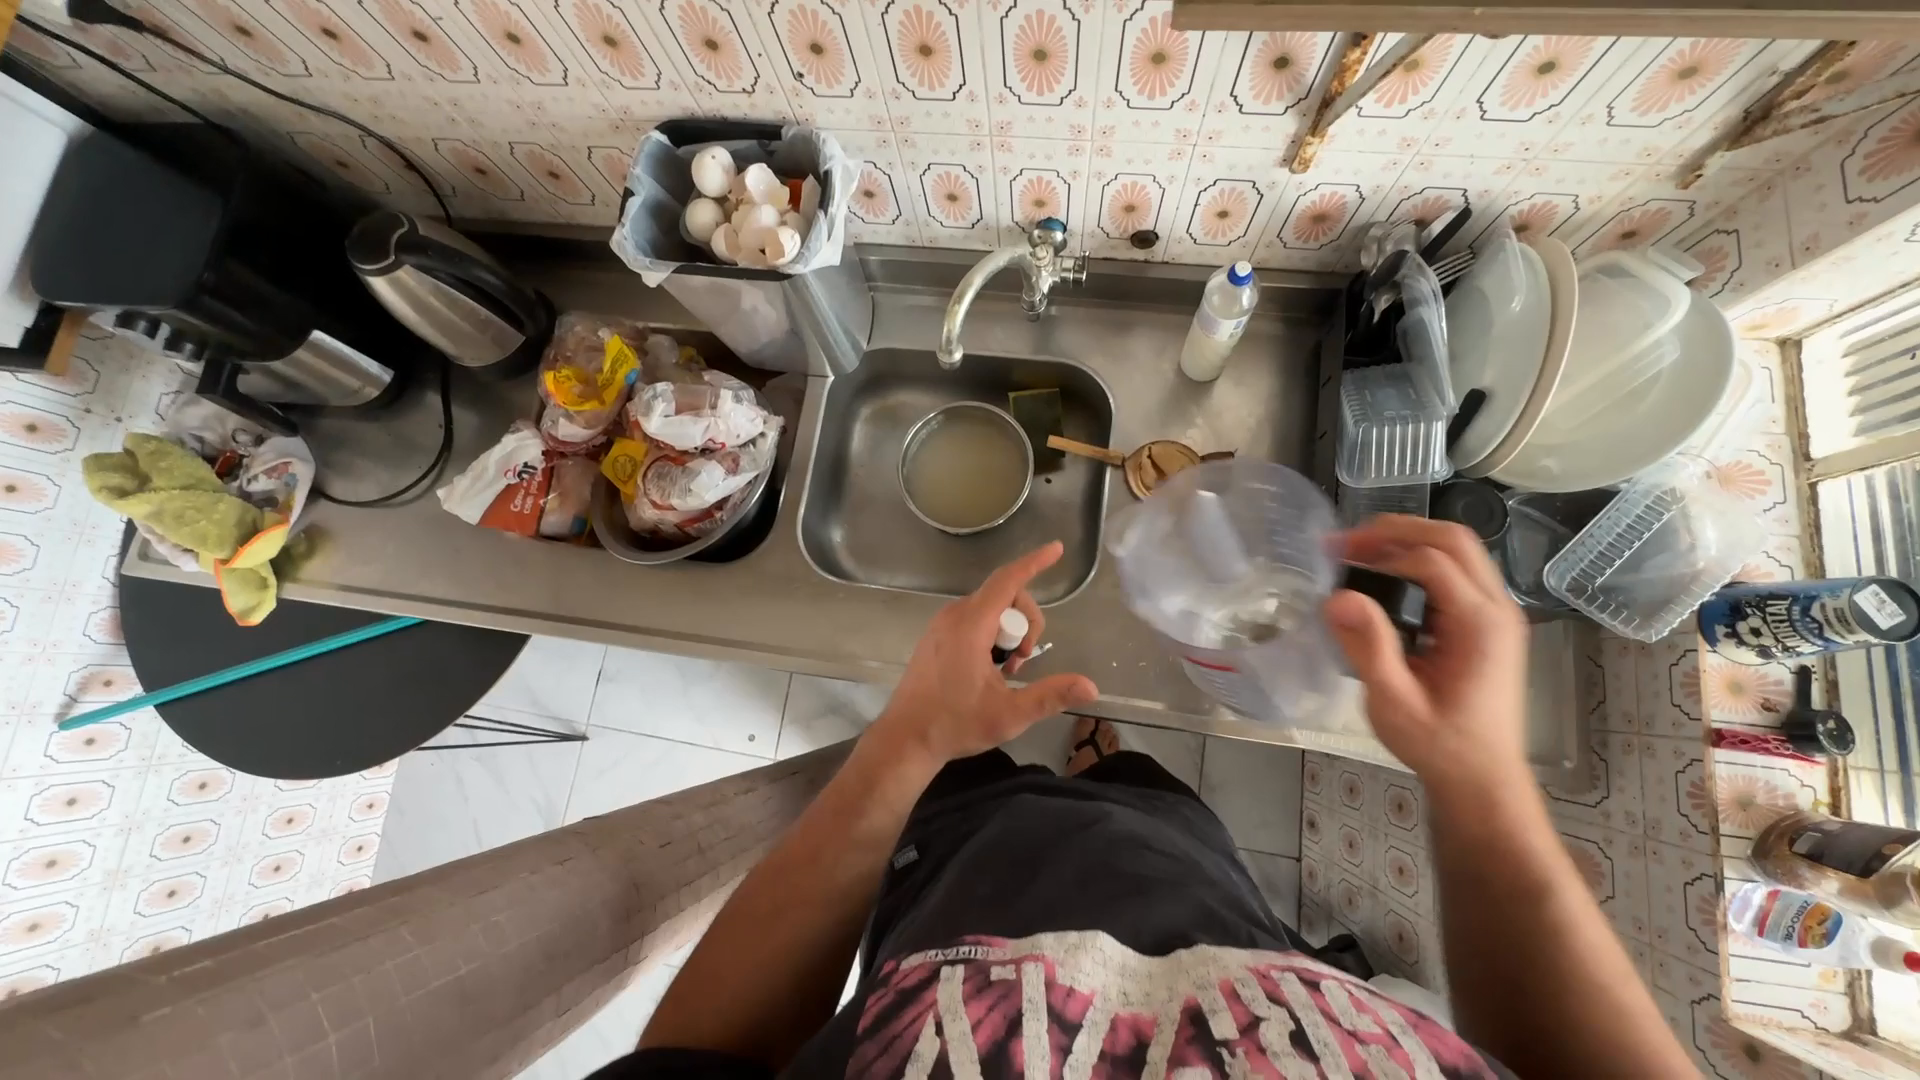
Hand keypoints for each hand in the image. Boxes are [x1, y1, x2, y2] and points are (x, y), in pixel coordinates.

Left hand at [869, 541, 1098, 766]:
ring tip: (1007, 672)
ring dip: (1008, 633)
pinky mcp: (935, 637)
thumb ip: (1050, 695)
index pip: (1008, 580)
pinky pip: (972, 620)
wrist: (905, 739)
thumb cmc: (955, 724)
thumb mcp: (1009, 714)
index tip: (1056, 550)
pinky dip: (990, 635)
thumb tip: (1090, 687)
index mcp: (970, 625)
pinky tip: (990, 670)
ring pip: (989, 609)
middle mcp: (954, 616)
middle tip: (1022, 664)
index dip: (1034, 563)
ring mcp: (941, 625)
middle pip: (1004, 597)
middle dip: (1025, 624)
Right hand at [1324, 515, 1529, 790]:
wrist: (1481, 779)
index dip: (1382, 550)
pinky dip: (1418, 562)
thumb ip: (1369, 647)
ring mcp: (1498, 615)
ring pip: (1459, 551)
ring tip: (1359, 553)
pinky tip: (1383, 579)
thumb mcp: (1394, 702)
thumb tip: (1336, 597)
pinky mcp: (1487, 624)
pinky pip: (1457, 572)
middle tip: (1347, 541)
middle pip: (1455, 540)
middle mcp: (1498, 610)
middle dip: (1398, 530)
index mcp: (1480, 626)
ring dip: (1408, 542)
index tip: (1336, 555)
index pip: (1433, 561)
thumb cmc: (1438, 744)